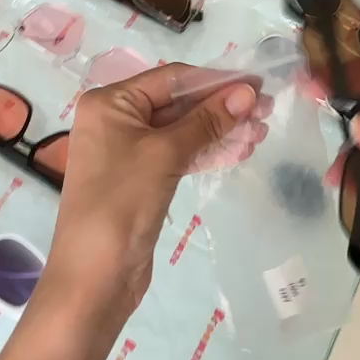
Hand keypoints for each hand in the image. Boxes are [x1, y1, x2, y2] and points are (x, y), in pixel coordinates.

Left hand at [42, 65, 266, 319]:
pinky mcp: (141, 177)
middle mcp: (116, 118)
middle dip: (222, 107)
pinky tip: (239, 151)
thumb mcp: (166, 154)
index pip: (173, 79)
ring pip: (183, 130)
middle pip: (179, 103)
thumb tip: (248, 93)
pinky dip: (207, 151)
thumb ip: (208, 121)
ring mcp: (128, 149)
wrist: (93, 281)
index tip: (257, 84)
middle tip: (266, 110)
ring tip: (261, 133)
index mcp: (111, 102)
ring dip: (221, 131)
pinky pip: (179, 153)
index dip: (217, 80)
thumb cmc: (121, 203)